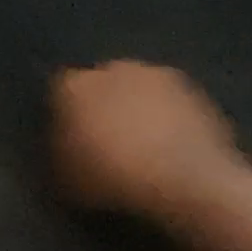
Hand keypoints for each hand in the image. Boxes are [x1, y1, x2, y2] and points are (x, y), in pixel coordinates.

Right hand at [50, 60, 241, 214]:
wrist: (184, 181)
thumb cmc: (111, 179)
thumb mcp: (63, 179)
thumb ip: (57, 152)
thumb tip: (61, 143)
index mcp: (75, 87)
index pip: (58, 91)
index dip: (62, 115)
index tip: (66, 137)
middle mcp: (114, 69)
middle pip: (100, 83)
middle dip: (99, 105)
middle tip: (102, 139)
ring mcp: (158, 75)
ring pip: (136, 89)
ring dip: (134, 108)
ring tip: (139, 144)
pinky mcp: (194, 89)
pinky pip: (168, 102)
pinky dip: (165, 117)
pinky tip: (167, 145)